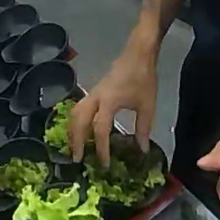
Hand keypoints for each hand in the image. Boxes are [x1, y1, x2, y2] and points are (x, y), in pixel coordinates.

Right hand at [70, 51, 156, 167]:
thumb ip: (143, 129)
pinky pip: (79, 107)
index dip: (101, 148)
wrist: (138, 54)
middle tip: (78, 159)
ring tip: (75, 147)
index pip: (100, 129)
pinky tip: (81, 130)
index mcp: (109, 101)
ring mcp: (93, 93)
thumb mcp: (147, 105)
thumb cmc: (143, 79)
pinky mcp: (94, 91)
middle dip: (76, 141)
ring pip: (75, 113)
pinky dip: (76, 121)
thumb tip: (142, 151)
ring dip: (73, 130)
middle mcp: (96, 97)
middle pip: (79, 121)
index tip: (104, 165)